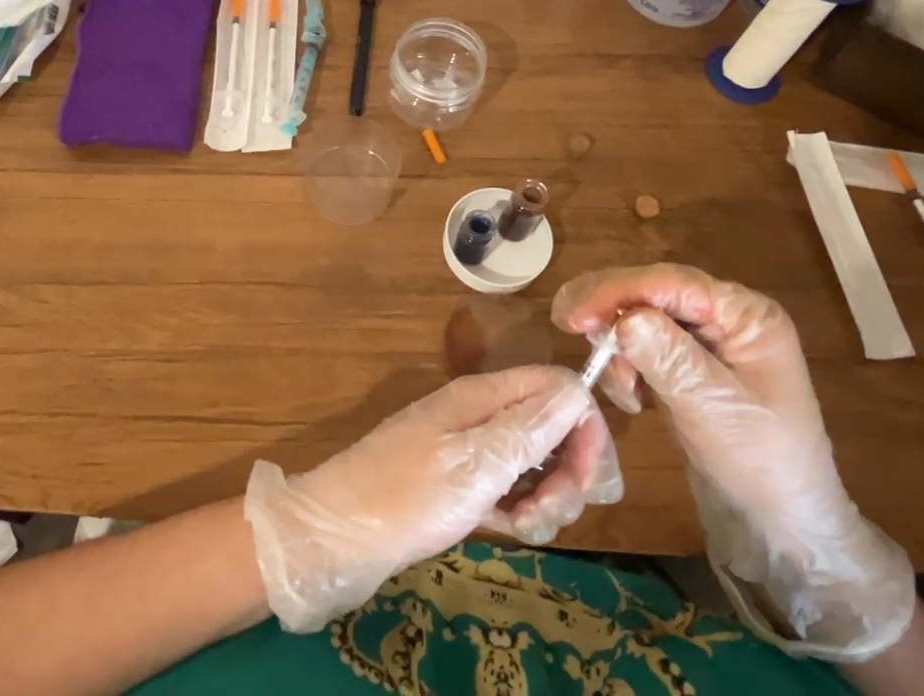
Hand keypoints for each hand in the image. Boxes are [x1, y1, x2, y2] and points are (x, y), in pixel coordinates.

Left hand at [243, 365, 620, 632]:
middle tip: (550, 512)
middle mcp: (478, 415)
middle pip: (550, 425)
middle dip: (567, 470)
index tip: (590, 479)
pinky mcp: (457, 483)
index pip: (557, 386)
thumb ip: (527, 429)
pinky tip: (507, 530)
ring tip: (522, 527)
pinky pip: (506, 487)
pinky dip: (516, 509)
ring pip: (532, 462)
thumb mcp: (472, 465)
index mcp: (481, 397)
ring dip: (544, 497)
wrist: (333, 537)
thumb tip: (577, 391)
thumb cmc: (402, 498)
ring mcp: (466, 449)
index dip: (584, 426)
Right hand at [552, 264, 915, 662]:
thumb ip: (668, 358)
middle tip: (566, 328)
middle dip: (610, 313)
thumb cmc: (761, 465)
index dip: (616, 292)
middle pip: (650, 293)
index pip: (670, 283)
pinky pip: (639, 350)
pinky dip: (624, 370)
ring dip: (617, 349)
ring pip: (638, 320)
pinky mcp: (683, 371)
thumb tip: (621, 316)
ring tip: (625, 395)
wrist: (778, 526)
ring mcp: (703, 345)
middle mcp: (724, 319)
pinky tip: (633, 403)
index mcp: (745, 316)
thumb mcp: (714, 409)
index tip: (571, 318)